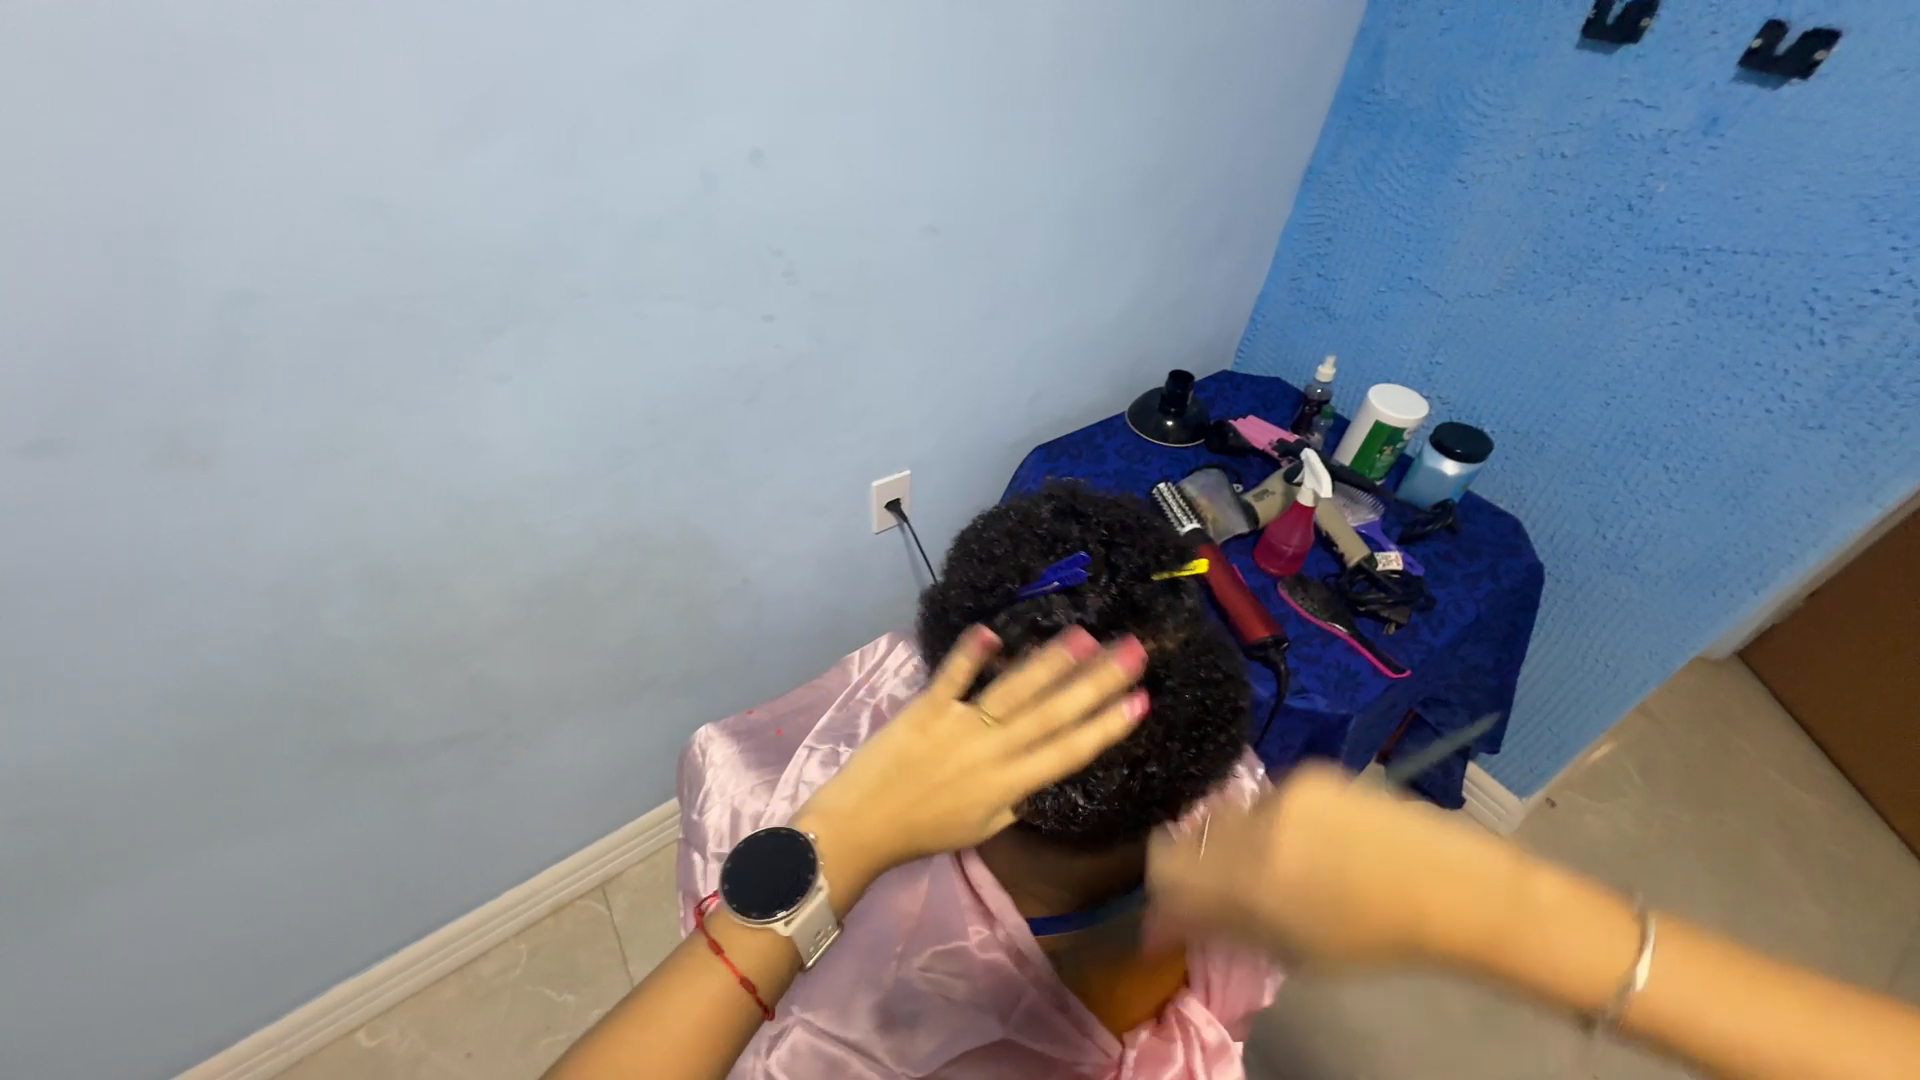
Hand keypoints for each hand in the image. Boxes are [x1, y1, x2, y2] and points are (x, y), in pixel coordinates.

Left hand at [795, 625, 1148, 894]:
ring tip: (1084, 636)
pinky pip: (952, 677)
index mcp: (1010, 786)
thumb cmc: (925, 831)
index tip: (1141, 700)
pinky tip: (993, 630)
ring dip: (1050, 663)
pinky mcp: (926, 708)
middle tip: (1133, 651)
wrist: (862, 826)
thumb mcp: (984, 827)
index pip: (1069, 752)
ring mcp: (959, 726)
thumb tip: (1042, 766)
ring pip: (1013, 691)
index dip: (1107, 726)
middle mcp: (993, 752)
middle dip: (1097, 682)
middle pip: (1053, 713)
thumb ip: (1015, 797)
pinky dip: (970, 654)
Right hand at [1146, 763, 1525, 965]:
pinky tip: (1308, 837)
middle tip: (1226, 886)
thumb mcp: (1293, 950)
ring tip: (1280, 861)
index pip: (1168, 867)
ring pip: (1229, 814)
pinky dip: (1273, 819)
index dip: (1162, 885)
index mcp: (1253, 882)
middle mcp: (1259, 827)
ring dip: (1237, 840)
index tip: (1169, 903)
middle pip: (1191, 836)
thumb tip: (1167, 921)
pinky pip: (1265, 797)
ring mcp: (1285, 793)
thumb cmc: (1376, 935)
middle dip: (1197, 863)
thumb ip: (1223, 925)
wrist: (1453, 885)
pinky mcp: (1309, 770)